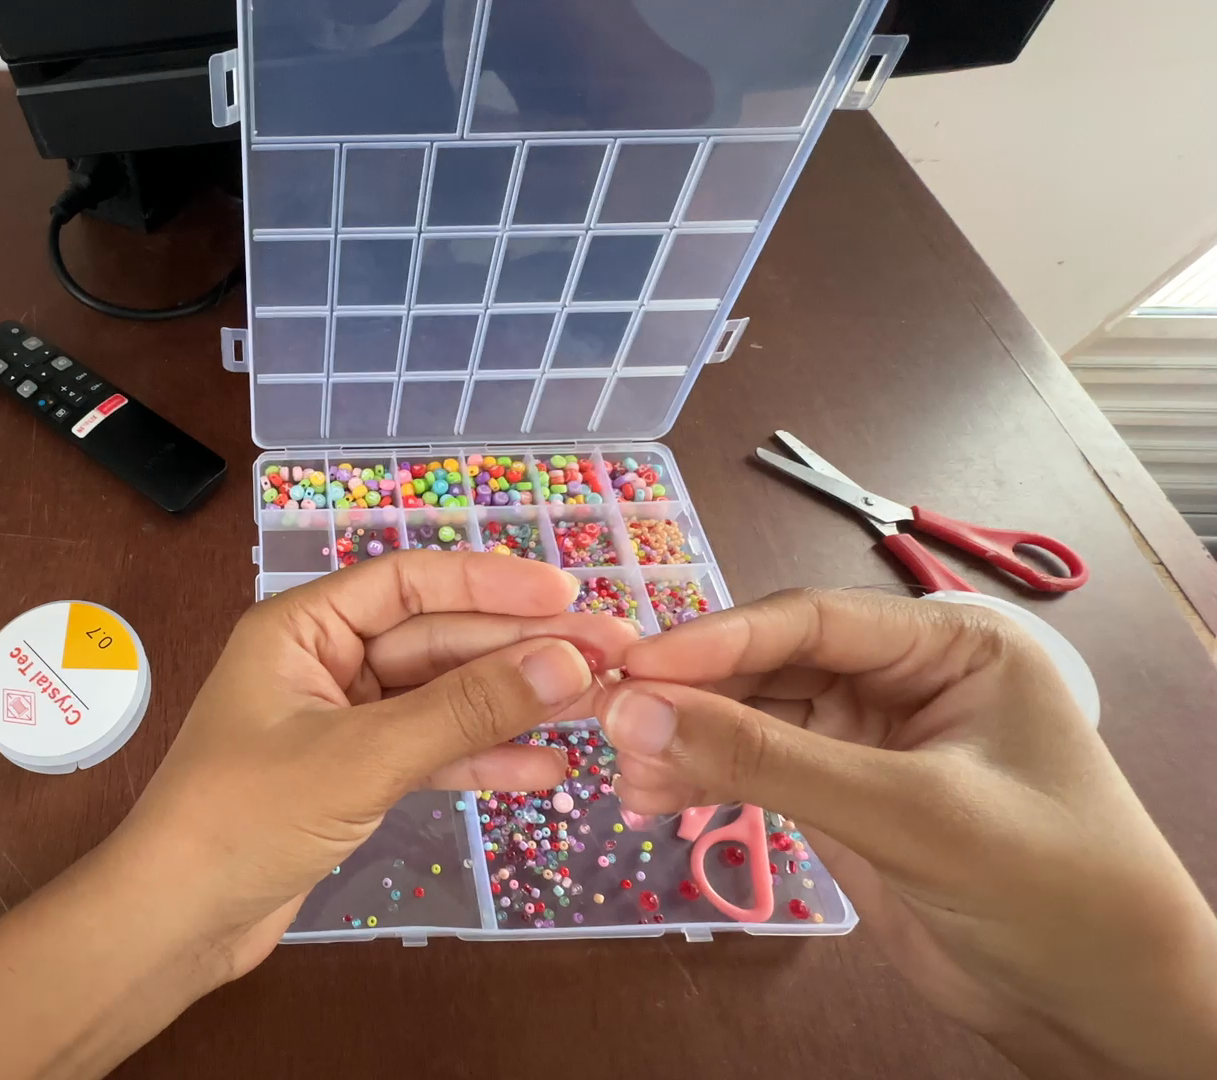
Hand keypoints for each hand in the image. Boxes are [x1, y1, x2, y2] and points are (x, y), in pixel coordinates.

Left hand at [0, 551, 638, 1079]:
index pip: (407, 582)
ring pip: (437, 695)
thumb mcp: (361, 756)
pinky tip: (544, 769)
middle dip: (514, 648)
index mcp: (302, 626)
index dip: (487, 582)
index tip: (564, 592)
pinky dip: (478, 756)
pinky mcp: (353, 768)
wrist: (180, 918)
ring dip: (509, 702)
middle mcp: (323, 658)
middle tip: (608, 654)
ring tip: (595, 705)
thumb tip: (564, 662)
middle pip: (432, 639)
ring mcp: (340, 715)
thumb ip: (463, 709)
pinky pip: (425, 747)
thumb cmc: (248, 816)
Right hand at [597, 589, 1216, 1079]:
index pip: (805, 621)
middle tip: (613, 726)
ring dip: (677, 742)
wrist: (1098, 1019)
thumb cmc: (1052, 896)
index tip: (633, 667)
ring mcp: (850, 728)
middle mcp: (889, 674)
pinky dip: (690, 775)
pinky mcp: (818, 778)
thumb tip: (627, 711)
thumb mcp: (906, 814)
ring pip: (734, 712)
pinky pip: (736, 759)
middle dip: (685, 699)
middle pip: (756, 664)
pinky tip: (650, 799)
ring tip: (629, 778)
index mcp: (942, 647)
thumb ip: (762, 759)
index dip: (712, 640)